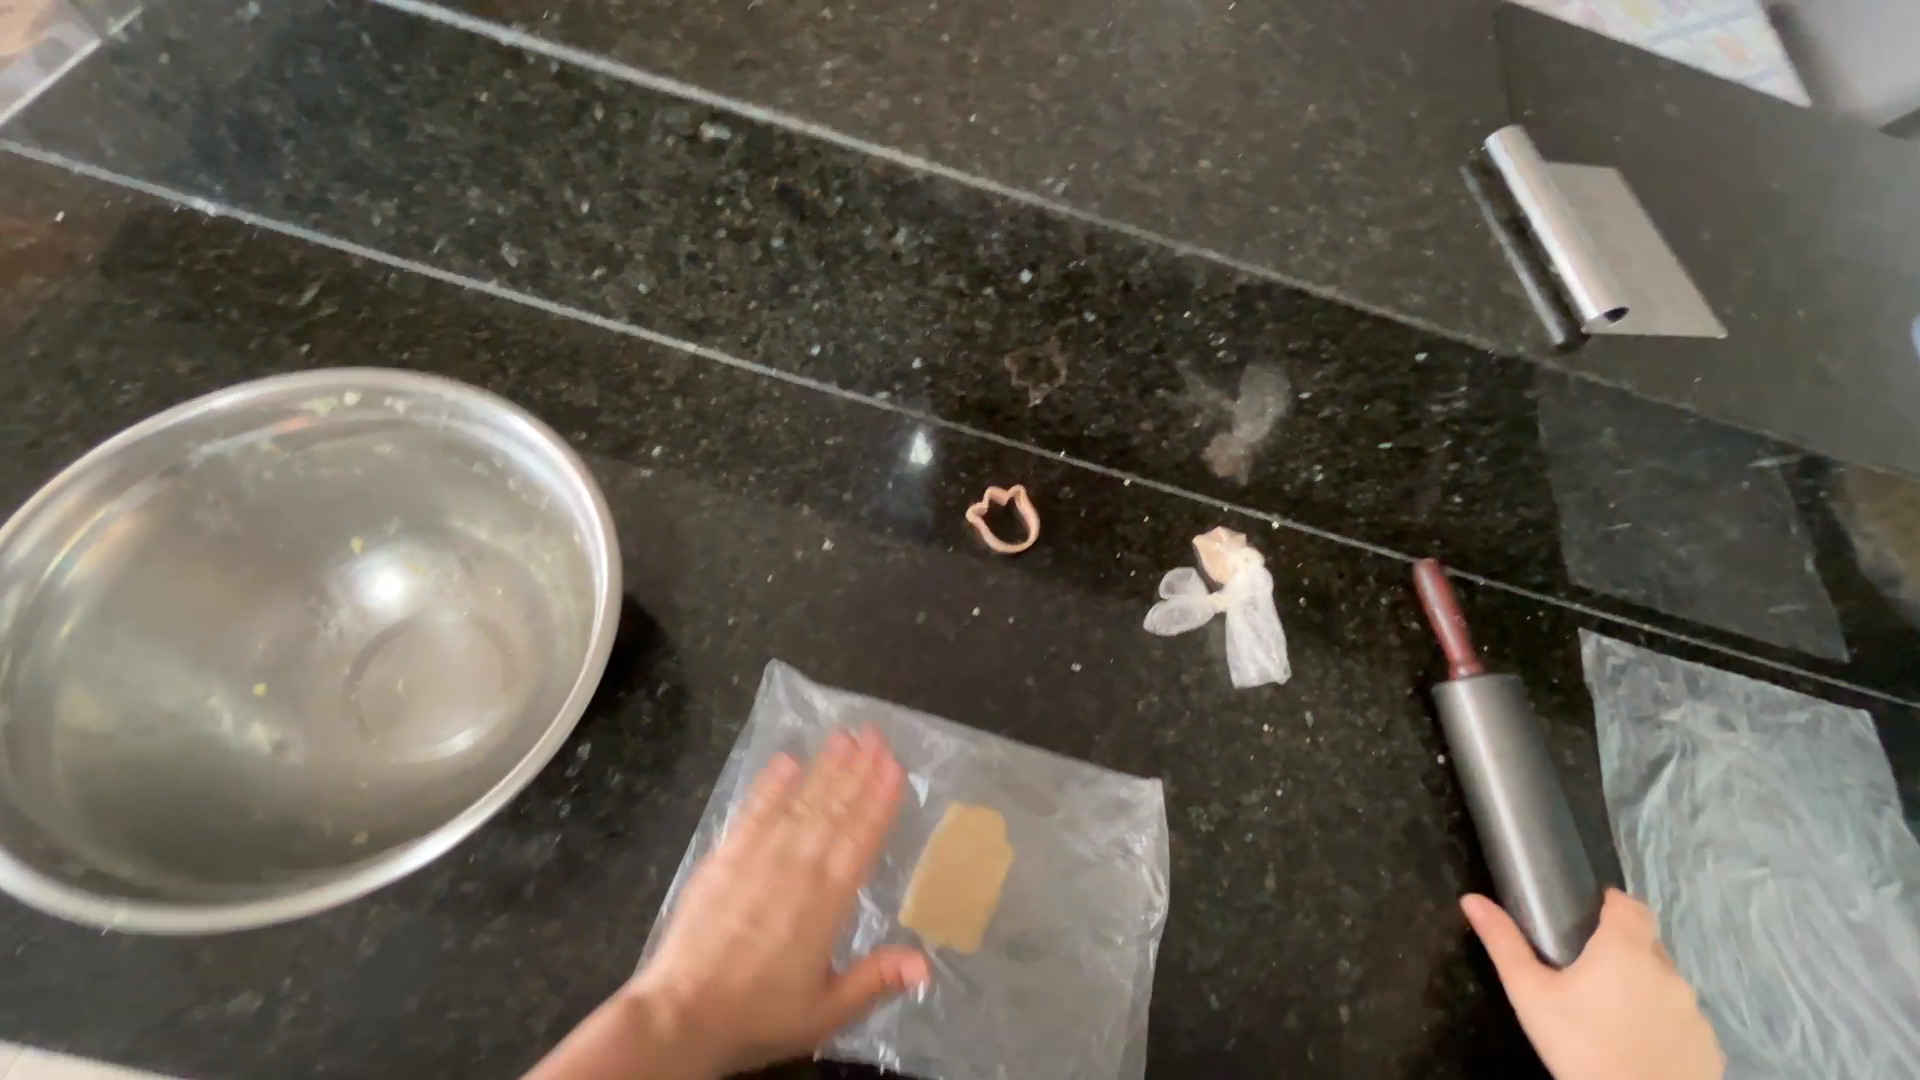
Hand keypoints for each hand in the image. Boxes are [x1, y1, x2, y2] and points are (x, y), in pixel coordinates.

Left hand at [631, 728, 929, 1076]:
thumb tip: (926, 963)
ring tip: (844, 736)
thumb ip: (876, 979)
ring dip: (823, 768)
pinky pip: (753, 813)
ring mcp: (757, 858)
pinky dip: (770, 785)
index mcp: (826, 903)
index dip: (879, 801)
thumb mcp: (826, 1011)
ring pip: (799, 804)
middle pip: (832, 811)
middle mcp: (795, 870)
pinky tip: (786, 760)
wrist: (681, 1015)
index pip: (859, 840)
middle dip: (857, 770)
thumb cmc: (759, 1014)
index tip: (894, 766)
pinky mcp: (724, 857)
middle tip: (876, 734)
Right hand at [1462, 889, 1723, 1079]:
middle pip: (1647, 945)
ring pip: (1665, 983)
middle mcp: (1668, 975)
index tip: (1587, 910)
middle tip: (1583, 966)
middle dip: (1619, 947)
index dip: (1612, 902)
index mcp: (1625, 951)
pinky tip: (1634, 1041)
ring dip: (1641, 984)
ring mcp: (1695, 1014)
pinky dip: (1660, 1020)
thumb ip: (1503, 941)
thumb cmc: (1579, 1044)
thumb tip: (1471, 899)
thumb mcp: (1528, 992)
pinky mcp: (1709, 1049)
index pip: (1631, 906)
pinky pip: (1681, 1019)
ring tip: (1607, 1009)